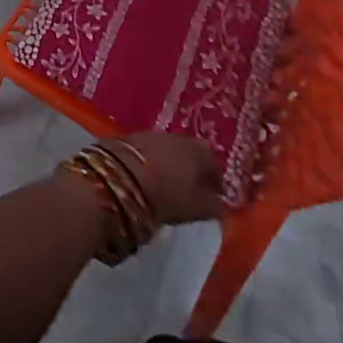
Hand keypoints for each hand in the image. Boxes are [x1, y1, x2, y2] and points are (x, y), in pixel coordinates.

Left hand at [102, 132, 224, 224]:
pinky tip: (147, 174)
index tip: (216, 194)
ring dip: (170, 162)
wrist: (120, 176)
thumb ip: (215, 206)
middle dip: (192, 167)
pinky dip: (150, 160)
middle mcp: (175, 137)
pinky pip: (146, 149)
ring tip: (168, 182)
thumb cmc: (168, 194)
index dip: (216, 179)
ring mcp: (149, 134)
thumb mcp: (199, 208)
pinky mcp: (126, 137)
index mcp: (198, 151)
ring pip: (166, 148)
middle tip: (192, 187)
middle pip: (189, 151)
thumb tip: (222, 205)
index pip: (213, 162)